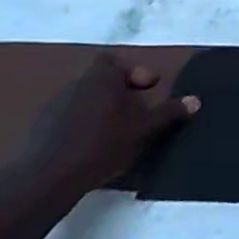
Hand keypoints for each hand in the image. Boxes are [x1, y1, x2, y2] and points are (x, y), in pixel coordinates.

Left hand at [9, 55, 199, 194]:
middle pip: (103, 80)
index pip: (115, 61)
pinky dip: (86, 125)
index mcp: (101, 77)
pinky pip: (72, 117)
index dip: (134, 72)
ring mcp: (55, 105)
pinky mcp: (43, 127)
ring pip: (87, 99)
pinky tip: (95, 146)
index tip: (149, 89)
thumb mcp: (144, 128)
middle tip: (140, 113)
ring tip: (119, 132)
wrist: (48, 177)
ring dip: (104, 110)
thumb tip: (195, 100)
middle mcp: (76, 84)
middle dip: (123, 93)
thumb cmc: (103, 144)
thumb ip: (169, 112)